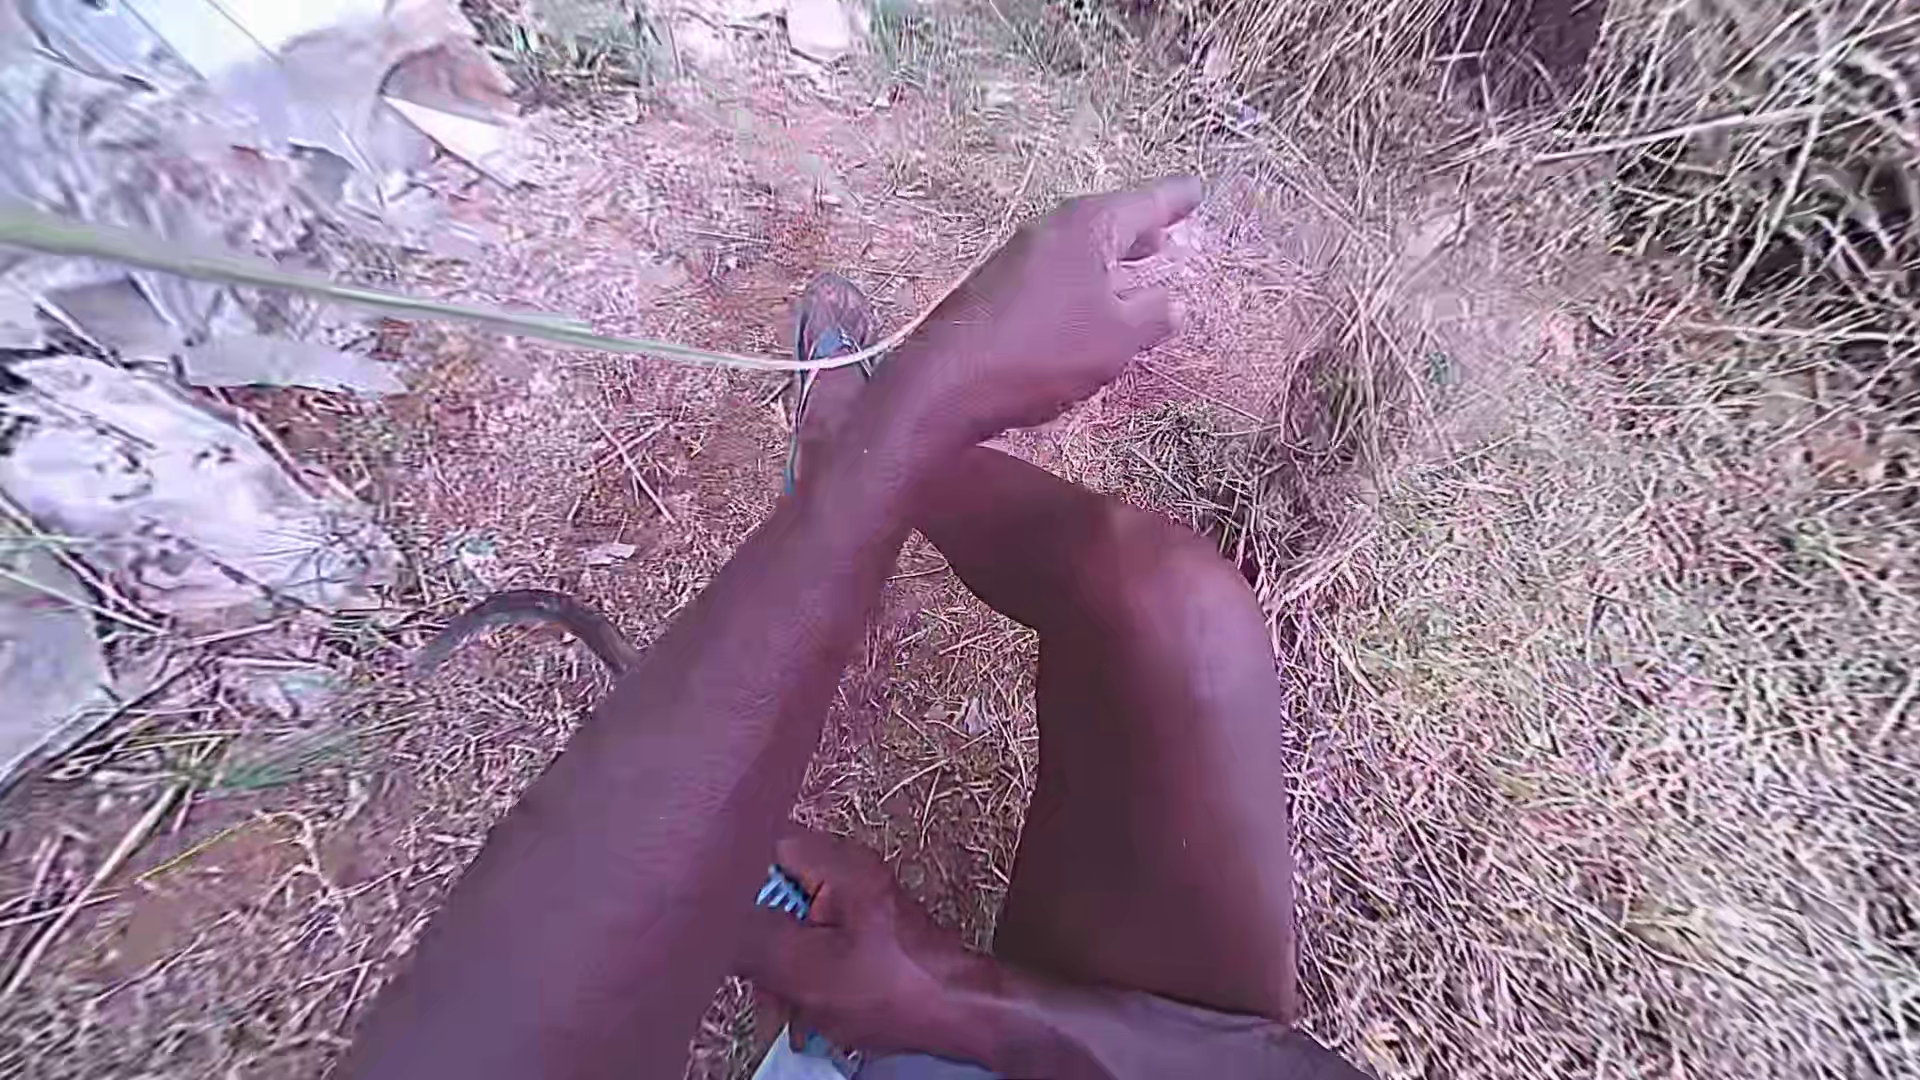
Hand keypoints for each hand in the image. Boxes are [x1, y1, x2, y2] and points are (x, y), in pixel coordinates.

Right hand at [735, 829, 988, 1058]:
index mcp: (836, 861)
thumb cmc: (885, 984)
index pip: (767, 843)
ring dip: (781, 958)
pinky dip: (805, 964)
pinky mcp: (863, 917)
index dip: (736, 877)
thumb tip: (713, 910)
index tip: (718, 918)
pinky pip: (817, 930)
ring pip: (795, 913)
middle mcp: (846, 864)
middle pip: (778, 882)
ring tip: (786, 1004)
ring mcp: (856, 890)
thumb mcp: (808, 969)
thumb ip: (756, 936)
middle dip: (760, 932)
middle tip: (760, 980)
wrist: (951, 1006)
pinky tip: (807, 1006)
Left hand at [883, 176, 1202, 442]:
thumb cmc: (1040, 356)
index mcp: (1086, 228)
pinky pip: (1050, 275)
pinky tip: (1079, 304)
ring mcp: (1014, 259)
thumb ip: (1150, 319)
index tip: (1196, 192)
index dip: (1174, 200)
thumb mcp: (1113, 342)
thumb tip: (1175, 304)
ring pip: (1075, 250)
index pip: (1144, 204)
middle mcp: (1047, 231)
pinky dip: (1076, 281)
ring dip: (1106, 258)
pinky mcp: (991, 290)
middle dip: (1138, 230)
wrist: (946, 384)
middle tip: (1166, 232)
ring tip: (1132, 265)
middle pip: (1105, 222)